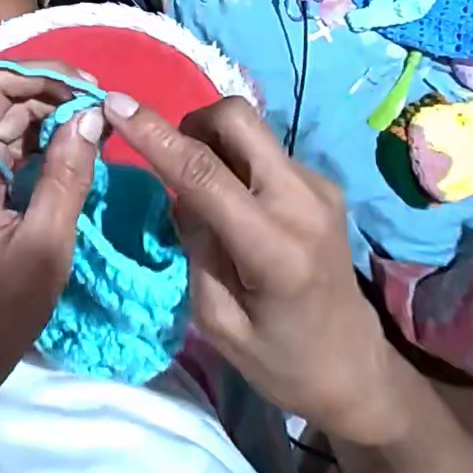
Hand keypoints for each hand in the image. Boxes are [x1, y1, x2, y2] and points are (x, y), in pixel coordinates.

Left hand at [0, 0, 100, 424]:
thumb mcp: (44, 252)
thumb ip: (66, 178)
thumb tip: (91, 116)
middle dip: (40, 80)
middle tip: (94, 95)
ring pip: (0, 105)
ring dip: (46, 99)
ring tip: (92, 112)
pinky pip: (8, 128)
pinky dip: (42, 122)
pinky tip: (76, 129)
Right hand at [103, 92, 411, 446]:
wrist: (356, 368)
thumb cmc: (280, 361)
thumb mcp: (216, 318)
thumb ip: (195, 242)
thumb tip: (180, 187)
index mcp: (274, 247)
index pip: (204, 172)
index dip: (155, 134)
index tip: (116, 104)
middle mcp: (302, 200)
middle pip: (237, 117)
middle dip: (192, 122)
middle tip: (173, 158)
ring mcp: (318, 184)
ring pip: (250, 128)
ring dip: (214, 142)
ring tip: (206, 191)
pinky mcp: (322, 181)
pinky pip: (263, 149)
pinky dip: (235, 160)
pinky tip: (237, 203)